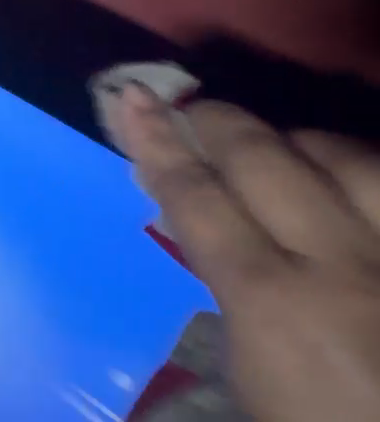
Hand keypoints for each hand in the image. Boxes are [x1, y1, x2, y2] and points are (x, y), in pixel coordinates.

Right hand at [109, 86, 379, 421]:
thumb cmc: (320, 419)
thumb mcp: (250, 368)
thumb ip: (223, 280)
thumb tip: (185, 214)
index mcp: (274, 297)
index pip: (194, 191)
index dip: (156, 138)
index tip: (130, 98)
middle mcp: (349, 268)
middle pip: (267, 162)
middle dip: (222, 123)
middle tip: (196, 109)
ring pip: (355, 164)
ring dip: (307, 145)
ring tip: (288, 150)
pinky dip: (365, 177)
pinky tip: (349, 183)